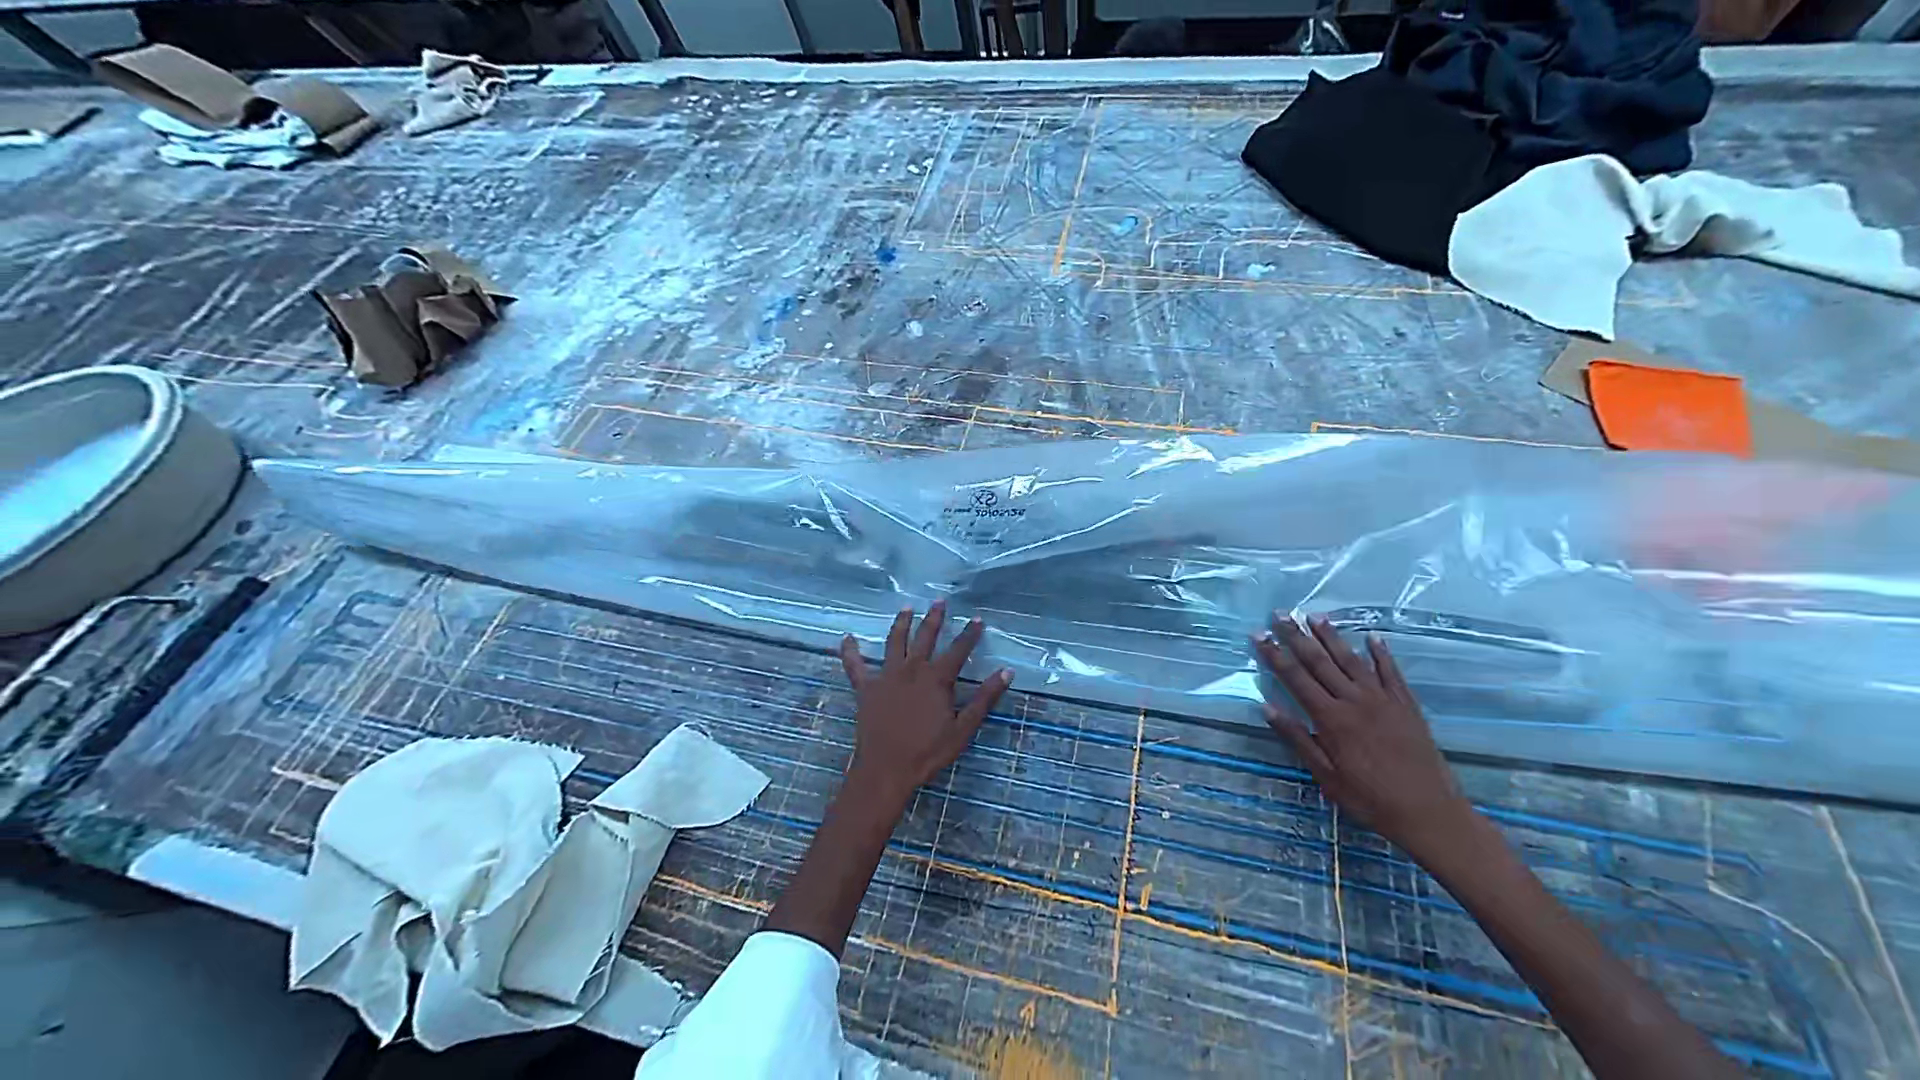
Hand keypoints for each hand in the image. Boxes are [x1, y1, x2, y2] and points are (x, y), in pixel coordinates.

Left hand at [838, 601, 1013, 810]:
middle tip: (939, 601)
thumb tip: (1006, 672)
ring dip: (901, 623)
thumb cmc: (928, 752)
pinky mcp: (865, 688)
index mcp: (936, 679)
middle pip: (925, 637)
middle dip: (934, 618)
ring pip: (894, 642)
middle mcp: (911, 670)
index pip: (958, 650)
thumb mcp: (963, 728)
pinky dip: (850, 651)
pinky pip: (855, 665)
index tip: (977, 619)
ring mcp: (886, 676)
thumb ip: (984, 698)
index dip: (969, 634)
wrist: (886, 769)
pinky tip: (846, 638)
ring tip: (906, 608)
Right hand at [1254, 612, 1476, 861]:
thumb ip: (1297, 738)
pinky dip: (1381, 653)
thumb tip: (1267, 707)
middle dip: (1296, 636)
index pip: (1295, 678)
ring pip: (1351, 660)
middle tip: (1280, 614)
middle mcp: (1355, 701)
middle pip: (1319, 661)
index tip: (1259, 635)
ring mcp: (1383, 700)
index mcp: (1331, 719)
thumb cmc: (1369, 798)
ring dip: (1332, 636)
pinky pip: (1391, 673)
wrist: (1428, 812)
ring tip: (1315, 616)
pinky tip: (1372, 637)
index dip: (1275, 654)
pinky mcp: (1406, 706)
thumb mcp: (1325, 775)